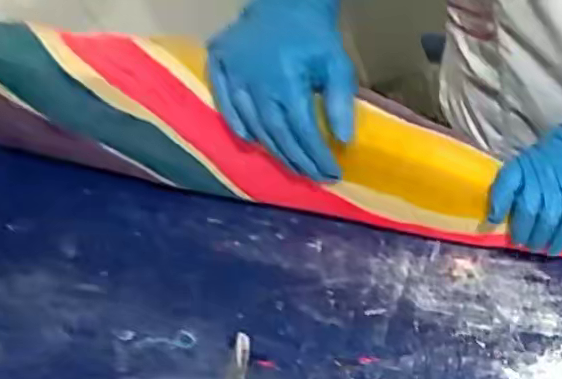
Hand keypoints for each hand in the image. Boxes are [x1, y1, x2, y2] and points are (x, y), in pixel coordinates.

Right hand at [208, 0, 355, 181]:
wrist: (284, 4)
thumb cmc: (316, 41)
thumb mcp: (339, 69)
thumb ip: (341, 104)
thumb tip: (343, 141)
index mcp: (284, 79)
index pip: (302, 130)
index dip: (317, 156)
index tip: (333, 174)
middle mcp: (254, 77)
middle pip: (277, 132)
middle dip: (299, 160)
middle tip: (316, 178)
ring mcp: (232, 68)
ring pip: (253, 121)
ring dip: (273, 150)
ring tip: (294, 168)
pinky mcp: (218, 60)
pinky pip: (223, 98)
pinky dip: (235, 121)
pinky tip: (250, 141)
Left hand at [486, 116, 561, 255]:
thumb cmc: (557, 155)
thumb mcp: (533, 159)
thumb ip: (522, 181)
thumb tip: (508, 208)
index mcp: (526, 164)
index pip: (507, 183)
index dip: (498, 204)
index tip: (493, 220)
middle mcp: (542, 177)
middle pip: (527, 209)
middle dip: (521, 230)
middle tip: (519, 242)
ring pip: (546, 222)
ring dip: (538, 239)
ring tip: (534, 247)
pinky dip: (559, 241)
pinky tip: (553, 250)